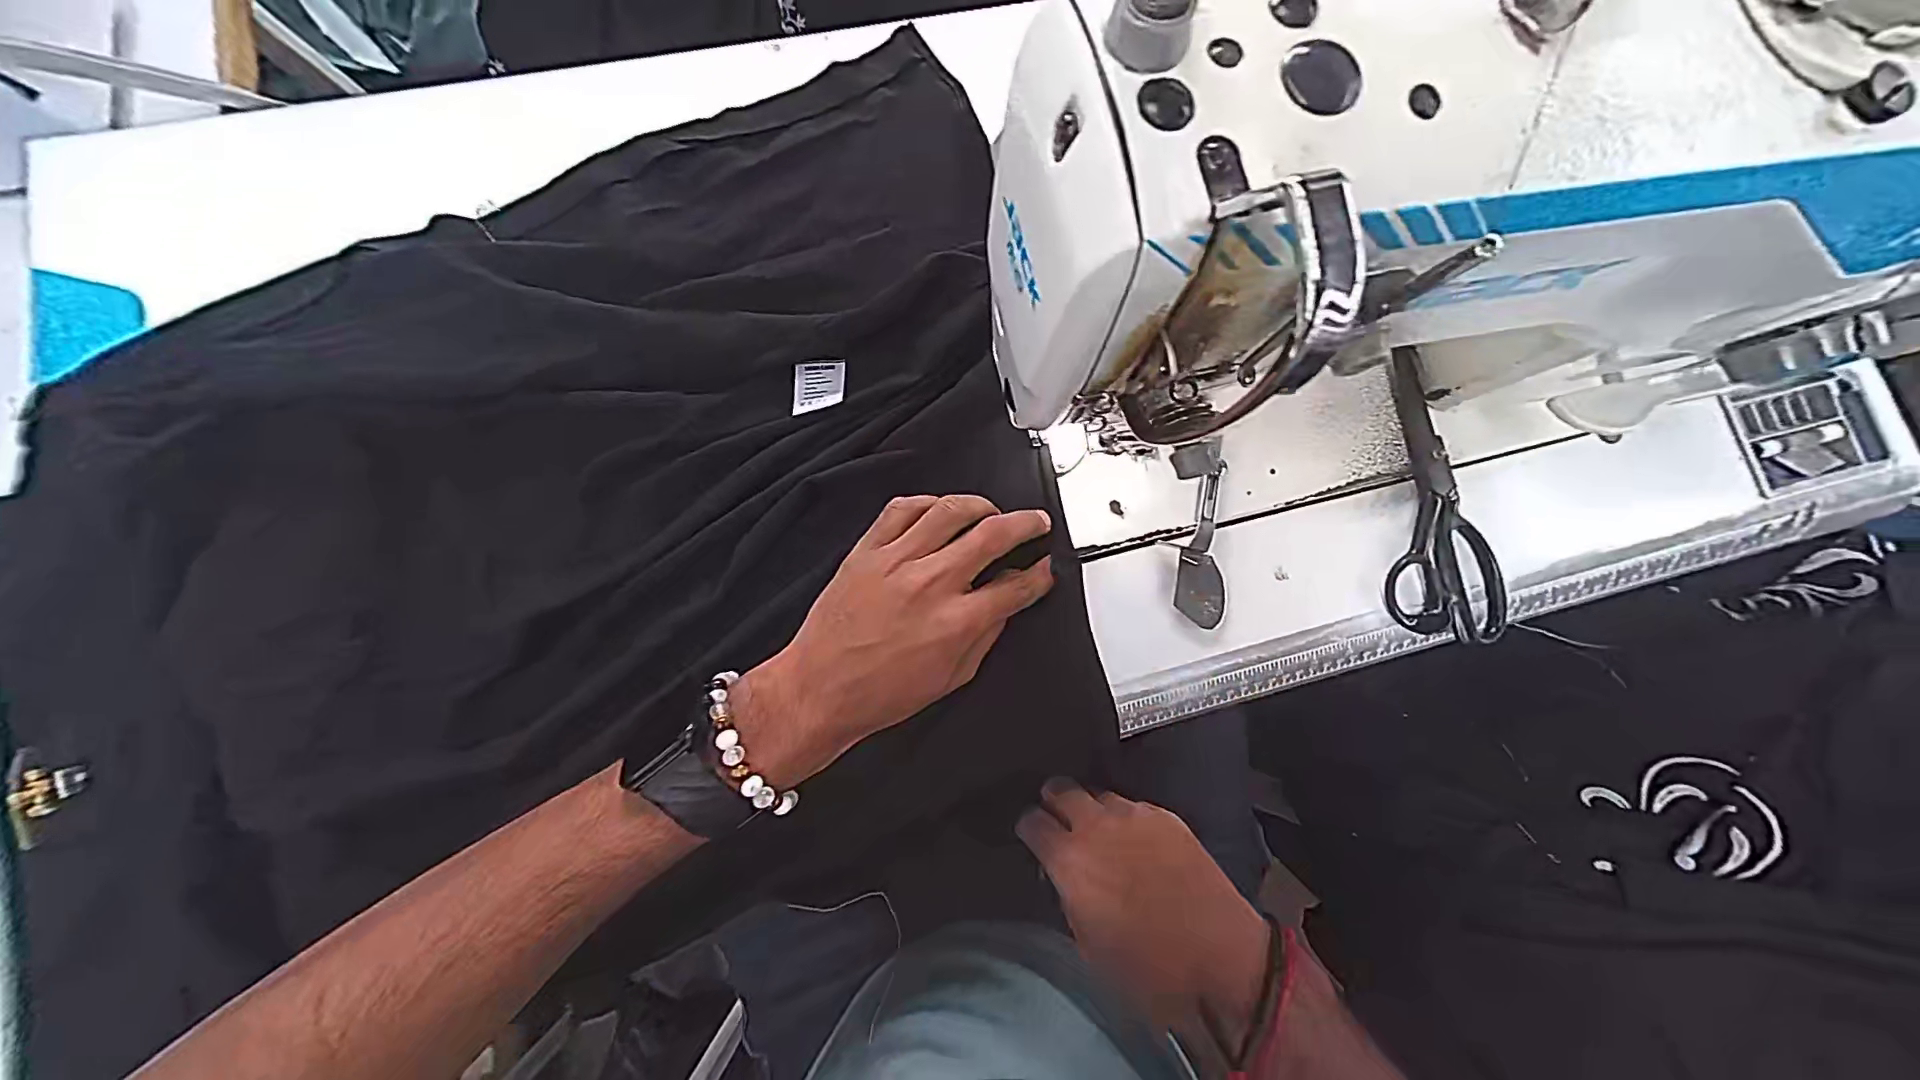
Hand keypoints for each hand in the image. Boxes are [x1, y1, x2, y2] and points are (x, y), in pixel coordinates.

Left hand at [731, 494, 1054, 785]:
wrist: (819, 689)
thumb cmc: (877, 692)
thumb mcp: (951, 678)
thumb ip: (986, 636)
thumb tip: (1006, 605)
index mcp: (955, 622)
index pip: (1015, 585)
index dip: (1039, 574)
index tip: (1043, 568)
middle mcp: (928, 584)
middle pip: (993, 534)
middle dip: (1026, 524)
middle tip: (1035, 524)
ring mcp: (895, 562)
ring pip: (950, 510)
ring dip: (982, 505)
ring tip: (991, 511)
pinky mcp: (866, 551)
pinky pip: (902, 509)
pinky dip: (928, 502)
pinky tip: (939, 509)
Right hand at [1017, 780, 1269, 1045]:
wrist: (1222, 958)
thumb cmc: (1148, 969)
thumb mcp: (1088, 945)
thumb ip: (1067, 899)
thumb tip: (1061, 879)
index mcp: (1069, 859)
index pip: (1030, 820)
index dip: (1027, 827)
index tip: (1032, 836)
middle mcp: (1096, 826)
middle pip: (1059, 788)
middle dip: (1053, 800)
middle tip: (1060, 820)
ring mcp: (1134, 815)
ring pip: (1098, 794)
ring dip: (1093, 810)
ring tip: (1102, 832)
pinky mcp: (1166, 816)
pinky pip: (1134, 806)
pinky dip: (1128, 819)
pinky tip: (1138, 841)